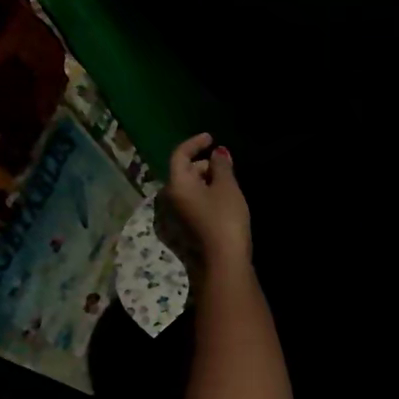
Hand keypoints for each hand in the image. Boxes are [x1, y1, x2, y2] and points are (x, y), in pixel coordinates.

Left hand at [163, 133, 250, 271]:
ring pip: (188, 188)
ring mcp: (177, 214)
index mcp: (177, 184)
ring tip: (226, 179)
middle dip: (202, 163)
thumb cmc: (225, 218)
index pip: (180, 155)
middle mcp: (171, 198)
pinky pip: (193, 201)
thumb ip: (221, 166)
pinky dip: (204, 193)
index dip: (194, 143)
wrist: (223, 261)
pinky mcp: (187, 226)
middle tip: (224, 163)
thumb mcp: (226, 187)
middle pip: (183, 172)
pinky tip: (222, 196)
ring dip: (204, 179)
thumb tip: (217, 153)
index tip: (211, 137)